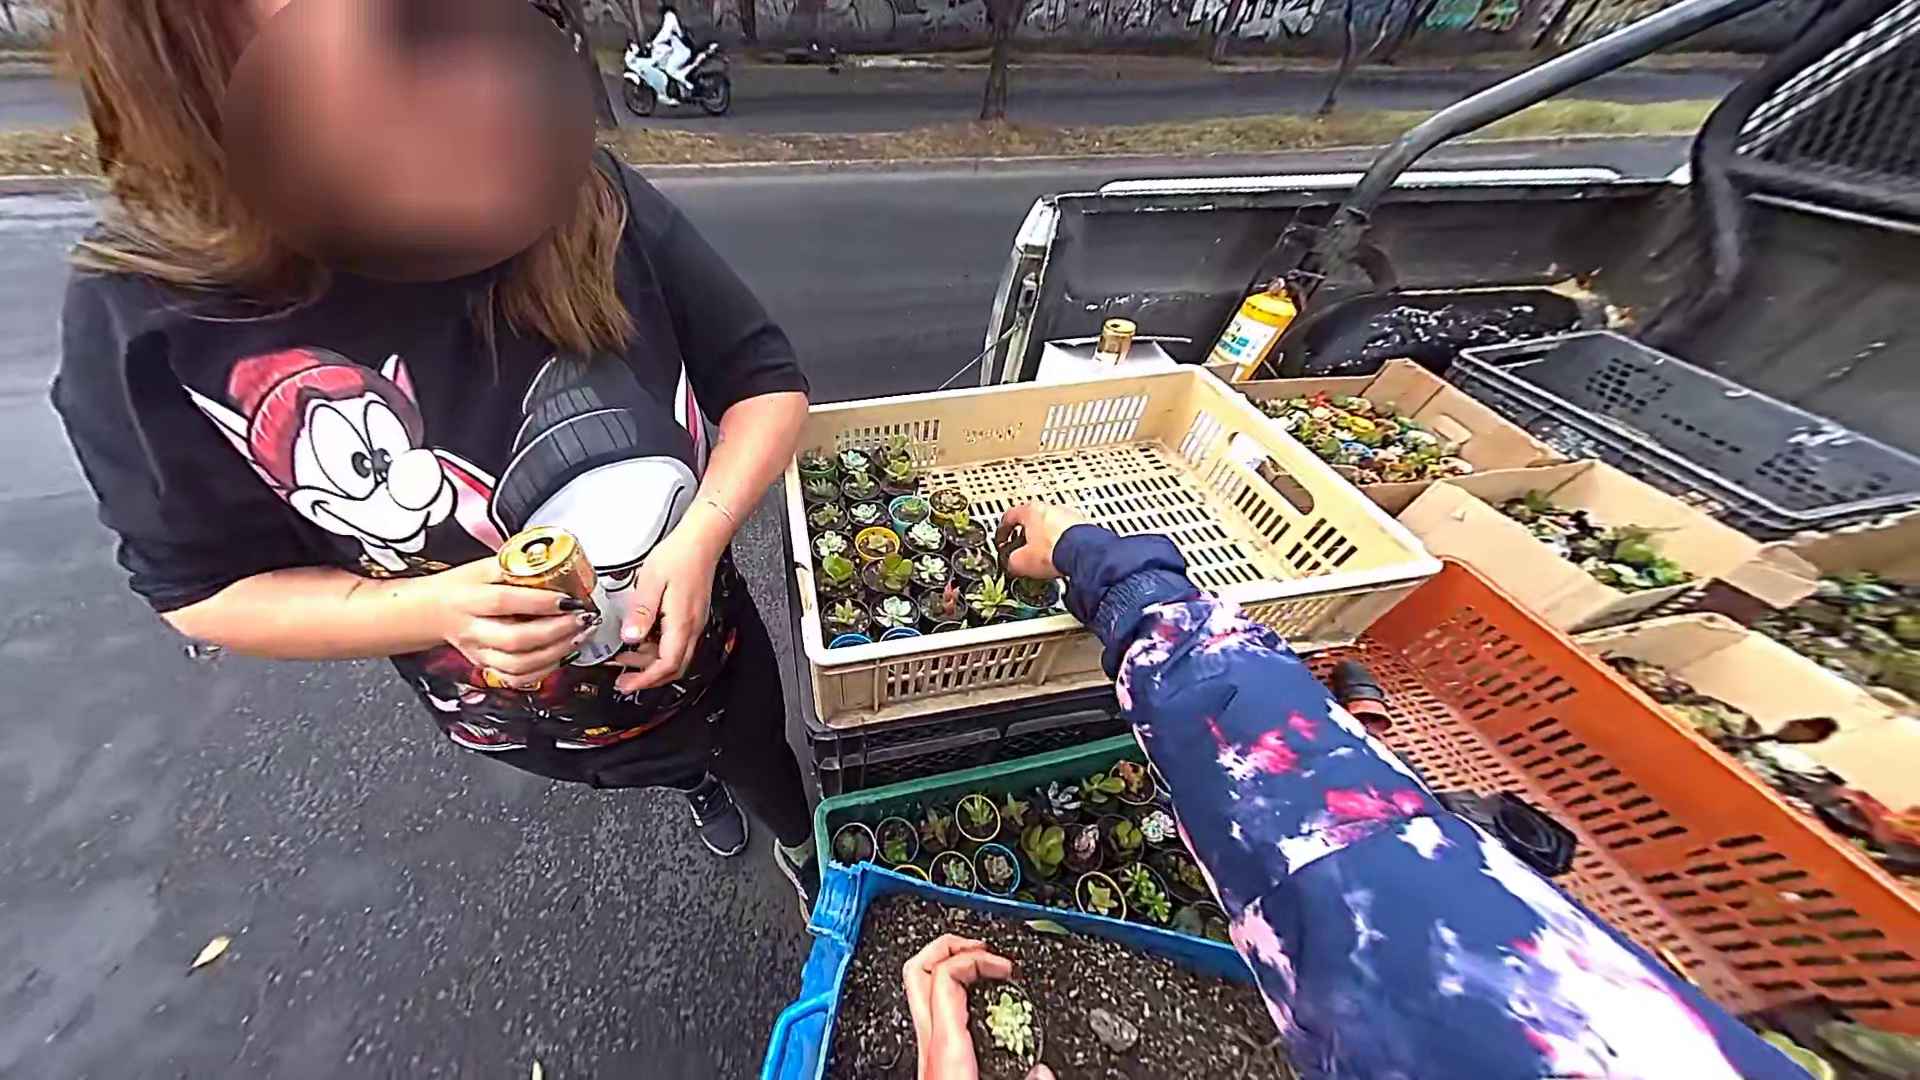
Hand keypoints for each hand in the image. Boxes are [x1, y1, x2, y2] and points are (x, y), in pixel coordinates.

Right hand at [425, 556, 598, 686]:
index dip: (541, 602)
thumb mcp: (486, 567)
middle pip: (515, 639)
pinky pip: (517, 678)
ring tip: (581, 635)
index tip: (571, 599)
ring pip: (518, 664)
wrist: (430, 611)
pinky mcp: (486, 667)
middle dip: (557, 631)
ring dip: (557, 652)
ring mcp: (479, 652)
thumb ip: (519, 564)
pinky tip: (564, 654)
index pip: (504, 602)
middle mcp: (472, 630)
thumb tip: (557, 559)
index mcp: (469, 599)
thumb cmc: (465, 586)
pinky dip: (545, 670)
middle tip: (583, 619)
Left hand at [614, 507, 728, 692]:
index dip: (646, 679)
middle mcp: (693, 626)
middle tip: (623, 680)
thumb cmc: (680, 556)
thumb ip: (640, 612)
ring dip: (653, 664)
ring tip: (626, 658)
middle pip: (675, 667)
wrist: (702, 541)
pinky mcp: (693, 615)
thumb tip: (630, 638)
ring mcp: (695, 621)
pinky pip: (679, 643)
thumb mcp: (651, 581)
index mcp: (682, 621)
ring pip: (677, 656)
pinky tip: (642, 640)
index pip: (667, 663)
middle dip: (649, 678)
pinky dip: (660, 650)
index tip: (626, 685)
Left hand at [903, 935, 1051, 1079]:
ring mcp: (928, 1060)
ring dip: (947, 966)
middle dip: (948, 947)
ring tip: (980, 965)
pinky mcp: (933, 1071)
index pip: (946, 976)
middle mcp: (930, 1051)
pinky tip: (978, 1008)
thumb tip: (1044, 1073)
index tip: (1005, 967)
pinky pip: (933, 1015)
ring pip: (920, 991)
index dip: (974, 957)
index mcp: (946, 1056)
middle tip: (982, 947)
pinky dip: (952, 995)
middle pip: (920, 973)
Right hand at [996, 503, 1088, 580]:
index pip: (1009, 516)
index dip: (1002, 531)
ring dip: (1044, 540)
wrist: (1085, 553)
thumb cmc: (1054, 550)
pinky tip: (1061, 558)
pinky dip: (1061, 544)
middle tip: (1023, 551)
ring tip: (1044, 557)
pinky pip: (1067, 534)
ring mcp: (1068, 515)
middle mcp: (1050, 508)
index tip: (1002, 541)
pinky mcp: (1083, 526)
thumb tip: (1012, 565)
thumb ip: (1011, 561)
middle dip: (1025, 537)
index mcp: (1031, 510)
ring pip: (1050, 527)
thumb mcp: (1021, 561)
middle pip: (1032, 521)